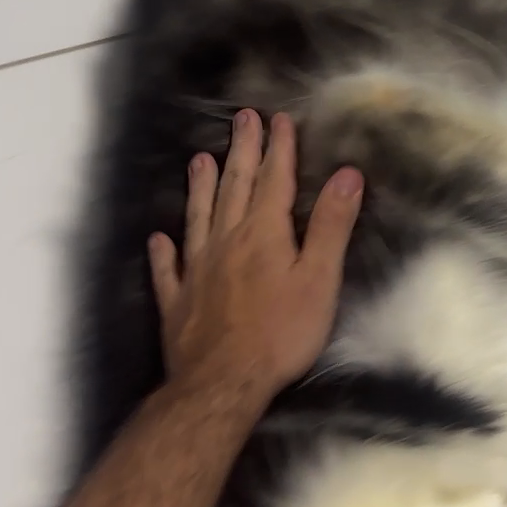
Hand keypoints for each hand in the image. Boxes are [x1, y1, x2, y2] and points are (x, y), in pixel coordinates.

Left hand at [147, 109, 362, 402]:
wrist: (220, 388)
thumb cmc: (281, 332)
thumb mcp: (319, 277)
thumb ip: (331, 224)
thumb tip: (347, 174)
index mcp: (263, 233)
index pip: (273, 180)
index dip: (278, 148)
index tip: (278, 118)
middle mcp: (226, 242)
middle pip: (235, 188)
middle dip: (241, 151)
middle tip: (241, 119)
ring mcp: (197, 272)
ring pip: (199, 218)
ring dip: (201, 187)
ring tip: (199, 159)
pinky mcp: (178, 303)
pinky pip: (169, 269)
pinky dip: (164, 251)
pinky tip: (159, 238)